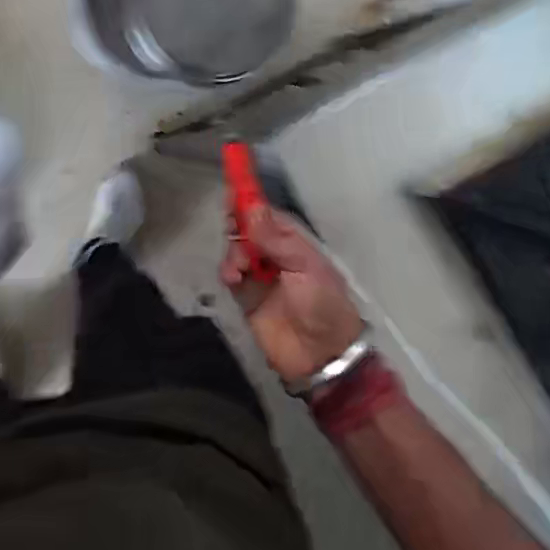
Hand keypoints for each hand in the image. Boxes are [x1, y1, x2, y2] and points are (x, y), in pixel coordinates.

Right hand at [221, 207, 364, 383]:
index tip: (230, 194)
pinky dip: (227, 273)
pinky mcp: (245, 295)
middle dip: (236, 229)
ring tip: (240, 271)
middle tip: (233, 234)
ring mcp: (258, 274)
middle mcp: (273, 253)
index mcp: (292, 241)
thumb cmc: (322, 304)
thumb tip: (251, 206)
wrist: (321, 356)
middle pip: (245, 229)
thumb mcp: (304, 267)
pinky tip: (232, 280)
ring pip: (234, 250)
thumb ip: (275, 239)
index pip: (265, 214)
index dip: (247, 203)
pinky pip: (229, 274)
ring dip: (233, 254)